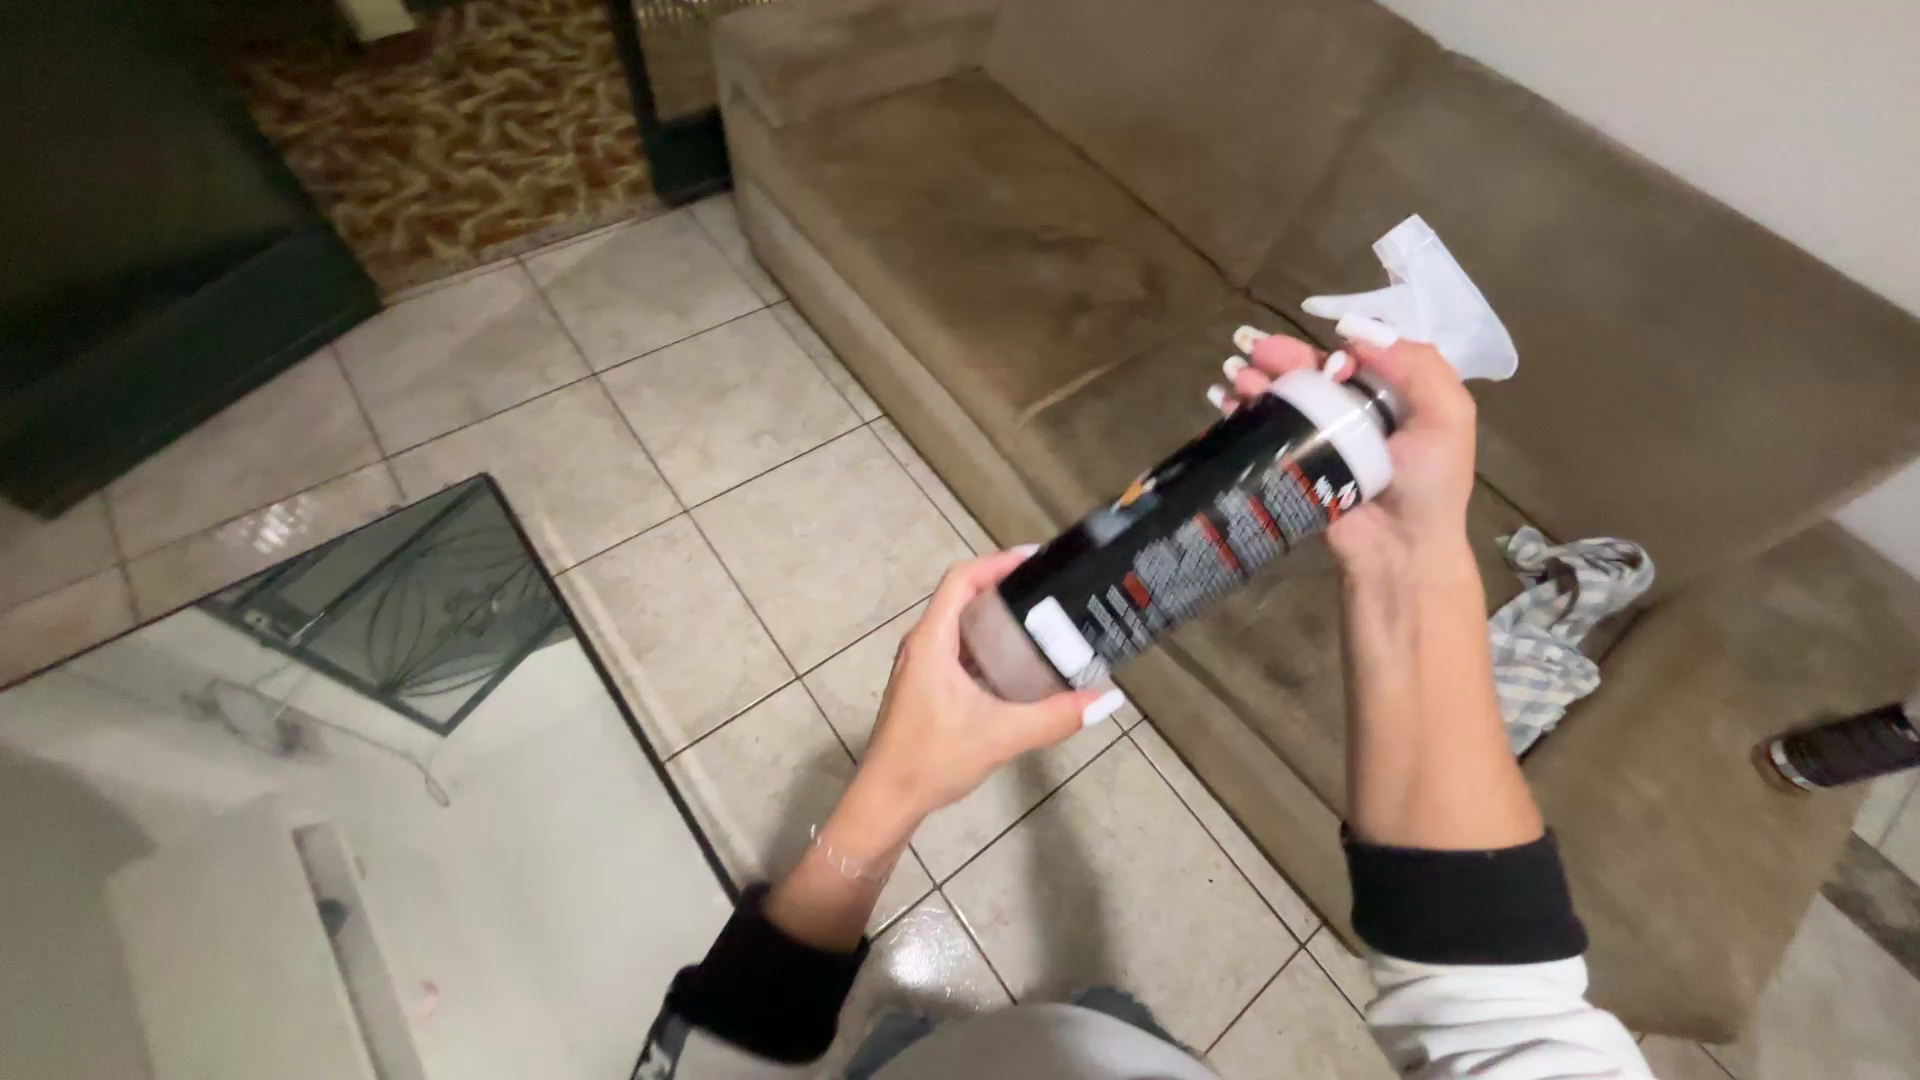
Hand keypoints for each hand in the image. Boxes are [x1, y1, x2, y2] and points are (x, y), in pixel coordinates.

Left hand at [848, 550, 1114, 830]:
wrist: (886, 800)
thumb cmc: (933, 759)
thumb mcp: (1001, 736)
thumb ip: (1055, 717)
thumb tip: (1106, 700)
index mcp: (932, 640)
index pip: (960, 580)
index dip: (996, 562)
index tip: (1034, 559)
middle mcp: (923, 644)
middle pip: (962, 597)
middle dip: (1004, 587)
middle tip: (1049, 589)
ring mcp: (920, 665)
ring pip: (960, 624)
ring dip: (995, 617)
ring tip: (1041, 619)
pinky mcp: (924, 685)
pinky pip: (958, 648)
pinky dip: (987, 644)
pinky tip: (1017, 662)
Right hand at [1216, 326, 1477, 573]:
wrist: (1397, 548)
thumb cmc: (1429, 485)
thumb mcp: (1448, 418)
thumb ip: (1420, 368)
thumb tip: (1359, 338)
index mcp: (1391, 393)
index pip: (1355, 355)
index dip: (1334, 348)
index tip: (1328, 361)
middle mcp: (1351, 410)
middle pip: (1310, 371)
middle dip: (1280, 356)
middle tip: (1253, 348)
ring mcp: (1318, 437)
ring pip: (1282, 397)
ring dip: (1255, 380)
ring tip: (1236, 376)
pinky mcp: (1292, 463)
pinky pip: (1263, 431)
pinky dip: (1240, 412)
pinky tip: (1224, 401)